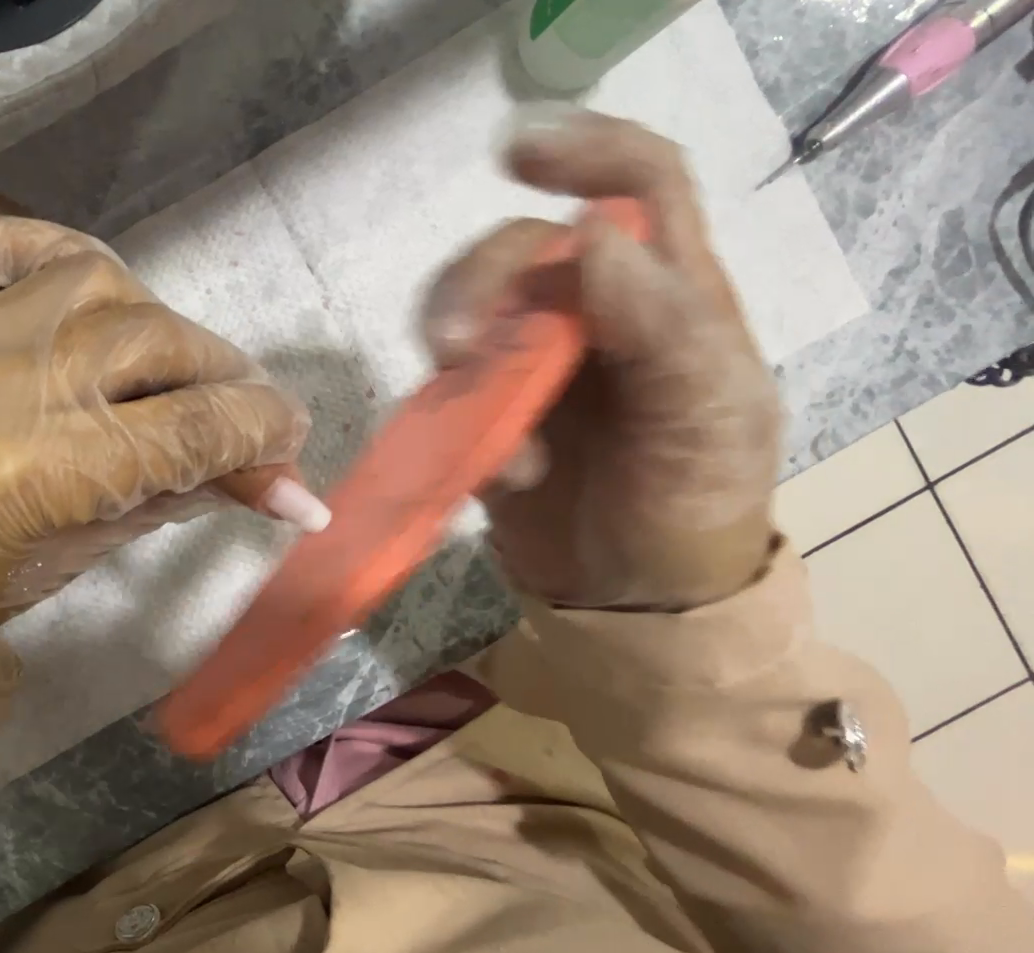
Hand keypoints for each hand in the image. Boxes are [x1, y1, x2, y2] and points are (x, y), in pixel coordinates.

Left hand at [0, 215, 312, 646]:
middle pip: (153, 344)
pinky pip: (18, 243)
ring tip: (163, 365)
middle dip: (220, 375)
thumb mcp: (81, 554)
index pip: (185, 430)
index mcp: (34, 477)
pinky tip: (94, 304)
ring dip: (153, 321)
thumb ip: (179, 496)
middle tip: (240, 404)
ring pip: (99, 280)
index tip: (291, 434)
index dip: (258, 430)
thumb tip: (285, 484)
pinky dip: (73, 264)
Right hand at [421, 110, 780, 609]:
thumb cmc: (691, 503)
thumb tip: (581, 236)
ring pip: (466, 311)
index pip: (638, 187)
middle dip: (476, 284)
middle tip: (453, 347)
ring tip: (476, 418)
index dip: (584, 153)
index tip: (513, 157)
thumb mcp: (708, 417)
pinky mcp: (482, 414)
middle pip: (520, 252)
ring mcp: (530, 366)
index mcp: (670, 296)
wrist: (633, 599)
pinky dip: (450, 419)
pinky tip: (493, 468)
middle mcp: (593, 315)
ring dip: (451, 345)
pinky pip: (443, 389)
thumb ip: (662, 323)